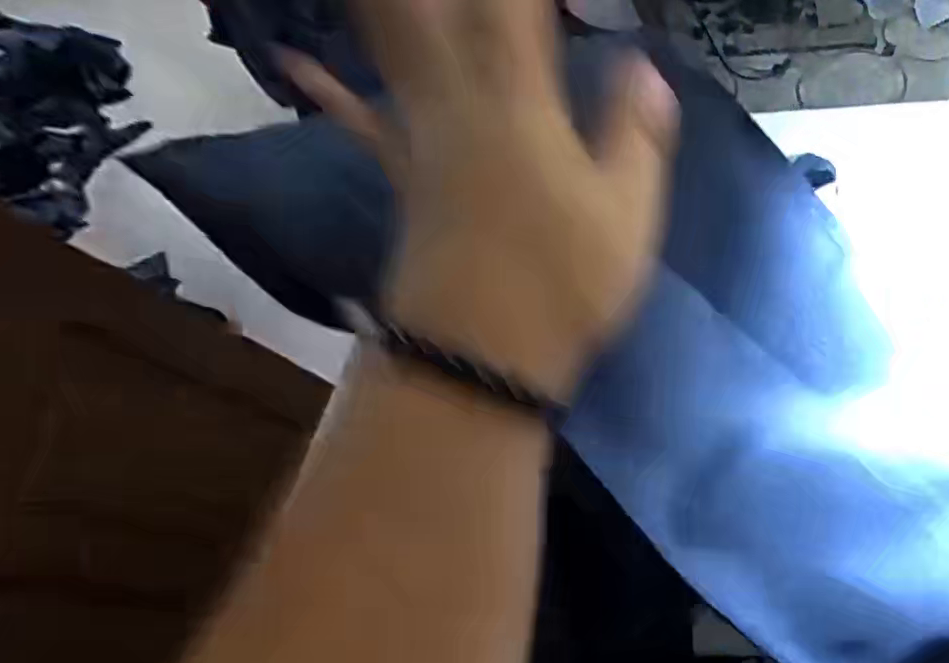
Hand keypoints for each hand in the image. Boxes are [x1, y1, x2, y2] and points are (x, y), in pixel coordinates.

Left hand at [282, 0, 677, 402]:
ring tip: (407, 6)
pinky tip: (300, 63)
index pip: (514, 8)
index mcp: (520, 103)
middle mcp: (458, 97)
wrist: (489, 343)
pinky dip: (330, 88)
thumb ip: (636, 138)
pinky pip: (360, 120)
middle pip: (432, 8)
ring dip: (391, 8)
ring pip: (386, 39)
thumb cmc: (570, 277)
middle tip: (480, 4)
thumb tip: (649, 68)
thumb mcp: (629, 214)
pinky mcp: (404, 177)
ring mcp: (420, 134)